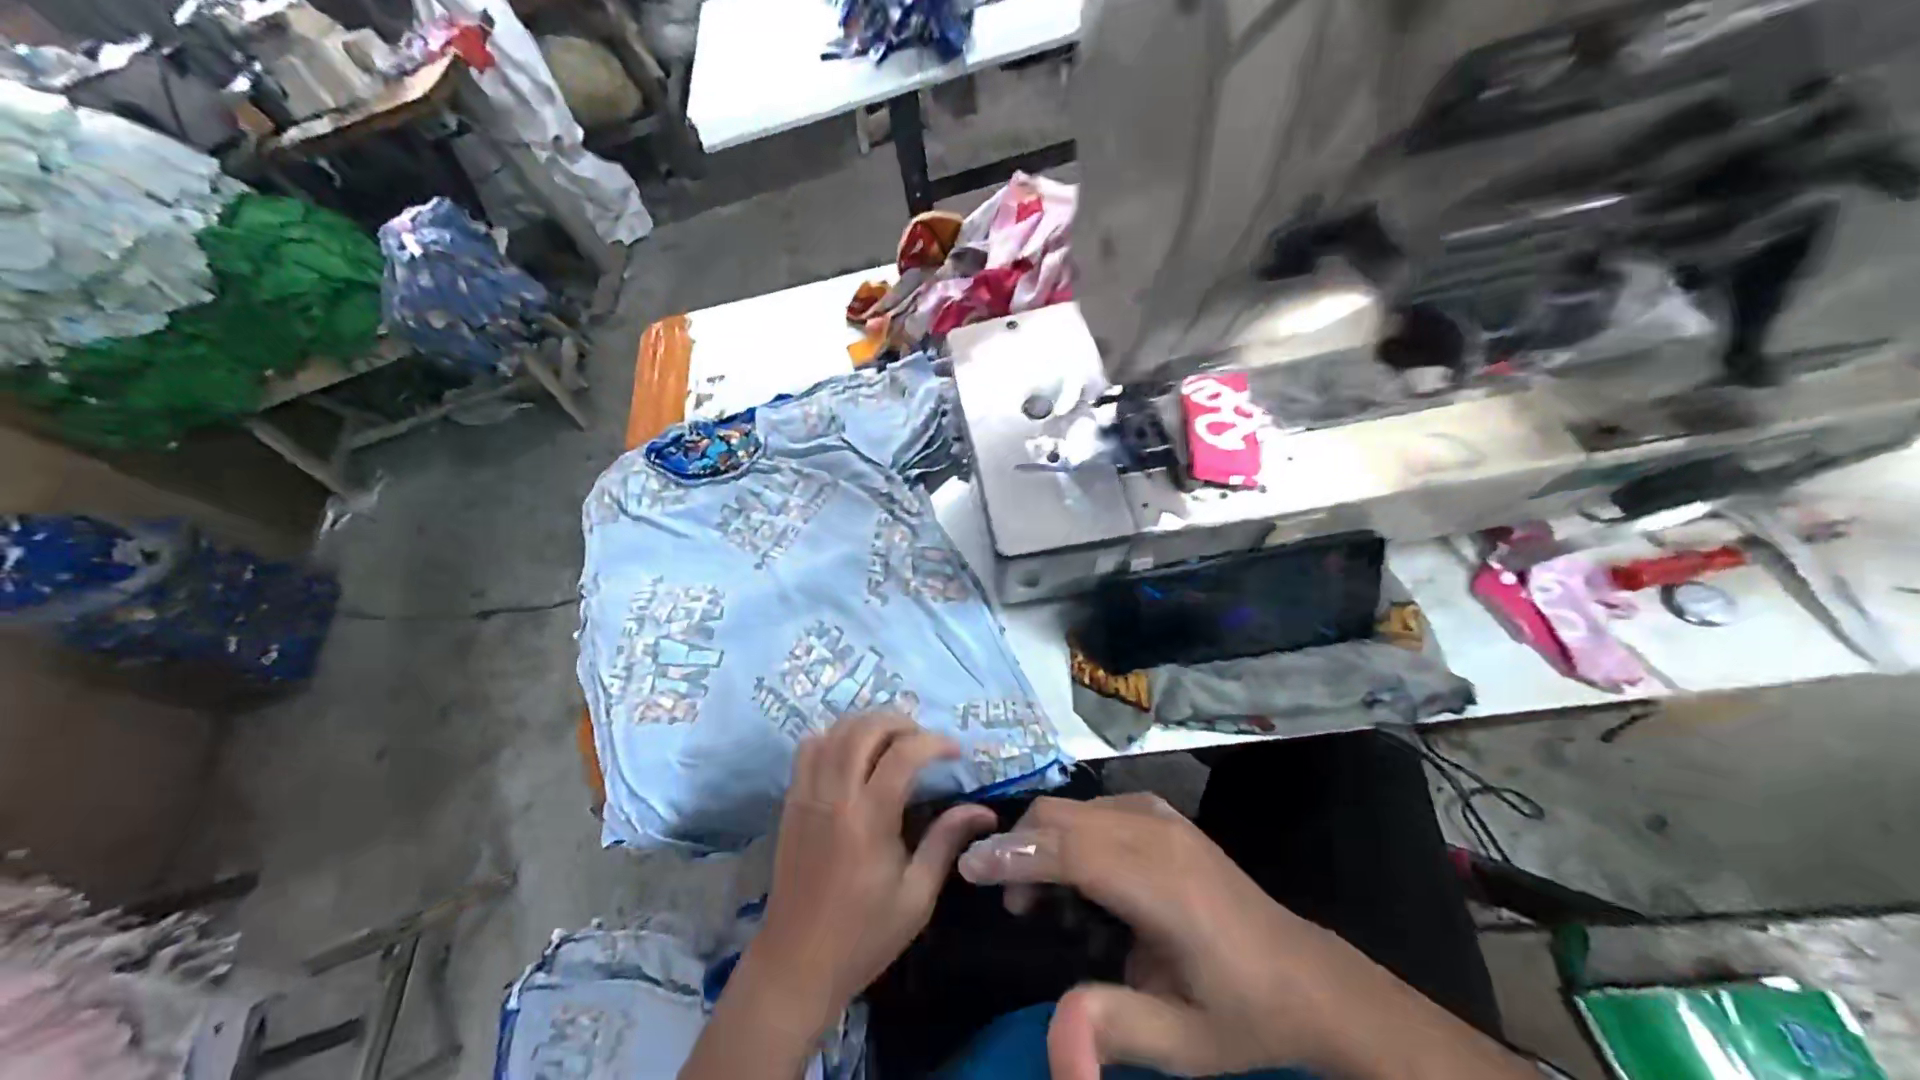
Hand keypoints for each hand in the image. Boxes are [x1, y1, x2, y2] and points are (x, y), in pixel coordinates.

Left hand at [747, 713, 997, 1036]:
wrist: (796, 963)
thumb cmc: (863, 936)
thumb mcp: (916, 896)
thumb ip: (946, 842)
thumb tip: (984, 811)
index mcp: (868, 820)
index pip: (903, 754)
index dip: (934, 742)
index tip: (955, 752)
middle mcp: (834, 796)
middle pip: (864, 729)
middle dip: (900, 722)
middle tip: (923, 740)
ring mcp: (806, 795)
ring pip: (834, 731)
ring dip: (867, 724)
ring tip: (892, 740)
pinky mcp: (791, 802)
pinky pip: (808, 749)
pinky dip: (834, 736)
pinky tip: (854, 754)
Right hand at [958, 794, 1533, 1079]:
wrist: (1310, 980)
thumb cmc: (1246, 1017)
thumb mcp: (1183, 1044)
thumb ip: (1113, 1031)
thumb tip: (1054, 1047)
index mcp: (1165, 887)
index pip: (1073, 851)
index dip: (1016, 855)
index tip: (968, 868)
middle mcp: (1160, 837)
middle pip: (1065, 817)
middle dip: (1018, 845)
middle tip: (1003, 899)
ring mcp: (1164, 820)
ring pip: (1076, 807)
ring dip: (1041, 839)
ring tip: (1036, 896)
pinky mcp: (1165, 818)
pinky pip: (1096, 808)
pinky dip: (1067, 831)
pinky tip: (1073, 872)